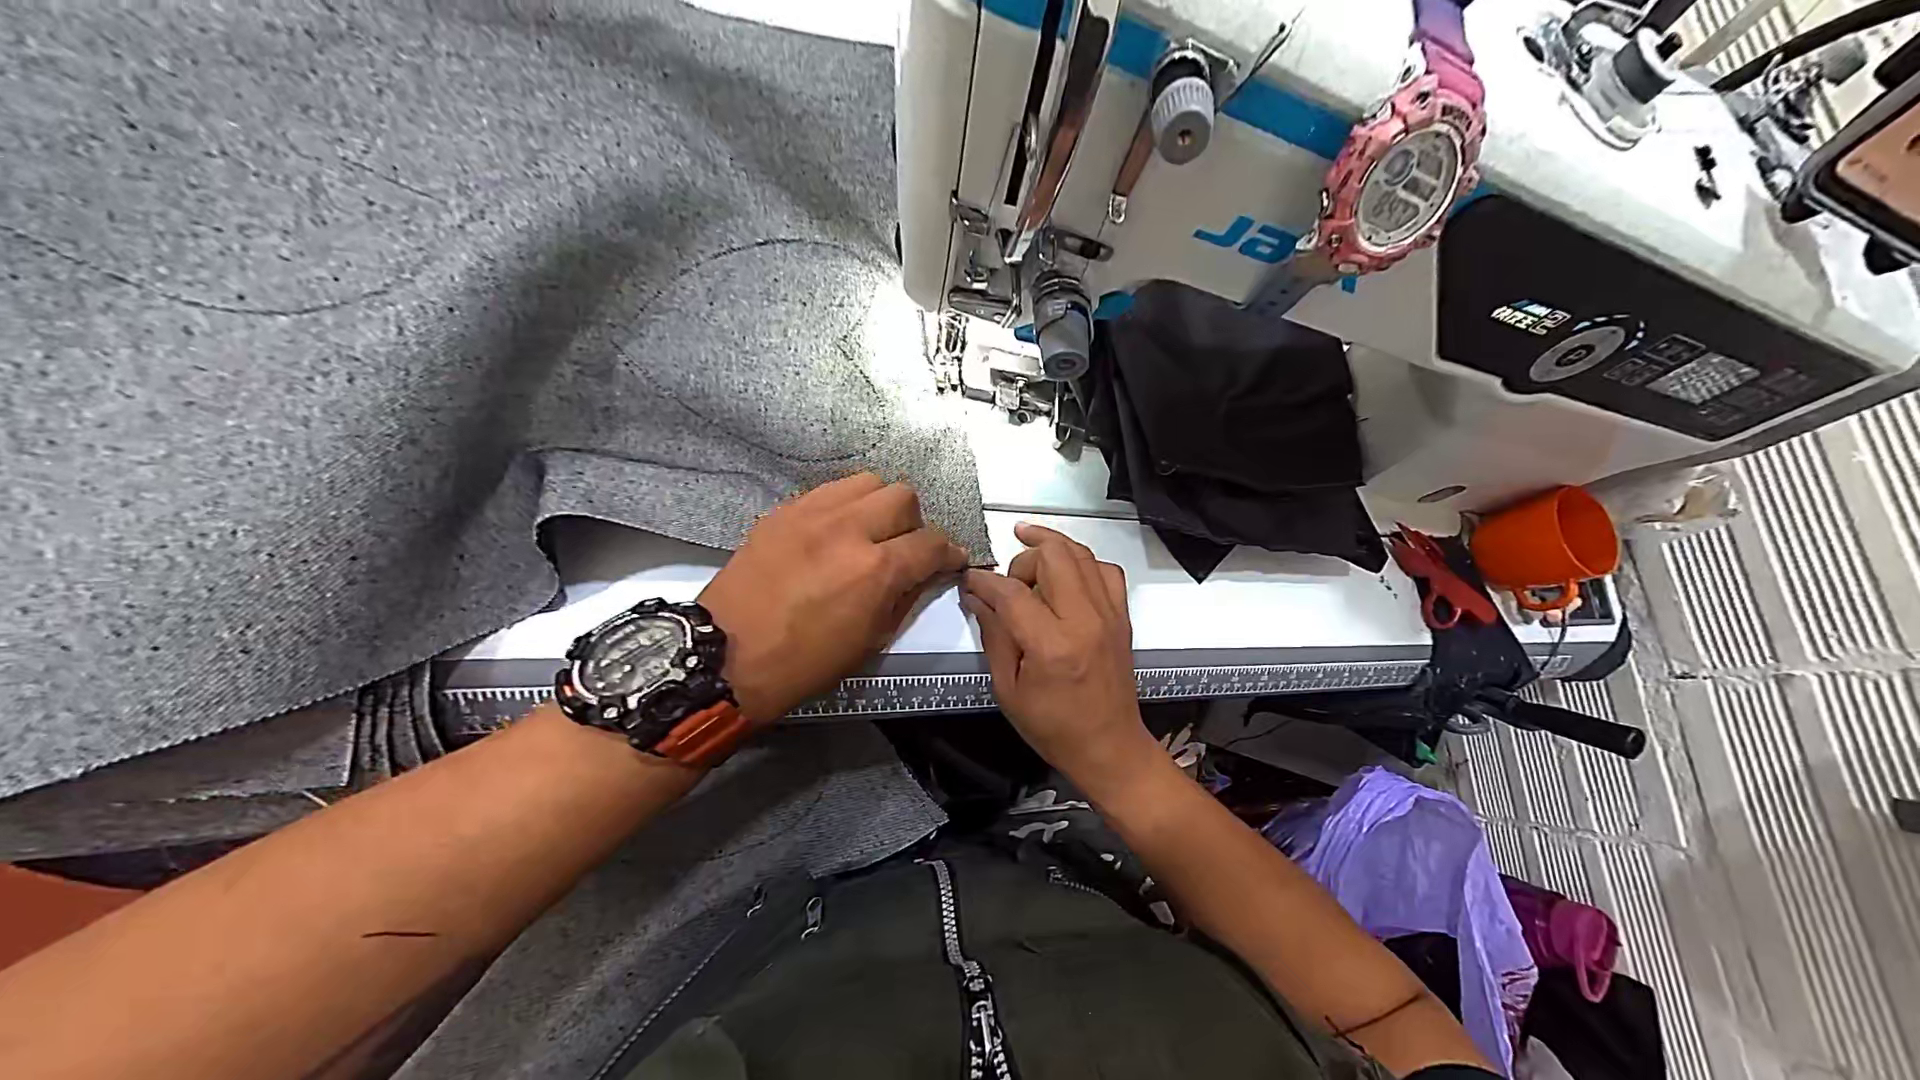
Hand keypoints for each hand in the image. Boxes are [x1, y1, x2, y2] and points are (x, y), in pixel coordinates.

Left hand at [699, 474, 967, 723]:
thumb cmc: (804, 662)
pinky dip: (844, 505)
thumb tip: (925, 574)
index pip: (932, 543)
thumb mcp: (870, 640)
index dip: (949, 552)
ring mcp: (812, 513)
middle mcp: (849, 529)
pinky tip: (835, 531)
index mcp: (876, 570)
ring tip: (870, 531)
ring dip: (880, 505)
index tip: (950, 560)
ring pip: (868, 482)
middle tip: (904, 548)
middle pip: (903, 497)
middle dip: (914, 524)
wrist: (728, 655)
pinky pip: (829, 490)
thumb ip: (905, 598)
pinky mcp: (784, 510)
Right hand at [960, 524, 1159, 789]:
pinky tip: (1065, 573)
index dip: (984, 581)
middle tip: (1007, 578)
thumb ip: (993, 636)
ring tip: (1028, 552)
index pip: (1012, 592)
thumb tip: (977, 598)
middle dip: (1022, 557)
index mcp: (1052, 645)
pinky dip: (1082, 562)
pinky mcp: (1122, 616)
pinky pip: (1105, 569)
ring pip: (1081, 554)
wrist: (1109, 747)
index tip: (969, 581)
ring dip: (1051, 548)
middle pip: (1053, 556)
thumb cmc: (1053, 727)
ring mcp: (1109, 614)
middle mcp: (1085, 620)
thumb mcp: (1008, 688)